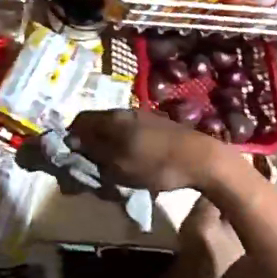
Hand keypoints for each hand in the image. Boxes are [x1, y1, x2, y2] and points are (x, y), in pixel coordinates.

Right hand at [68, 108, 241, 194]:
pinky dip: (125, 145)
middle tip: (91, 163)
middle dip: (90, 142)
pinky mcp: (159, 126)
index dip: (71, 137)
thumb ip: (92, 152)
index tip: (72, 156)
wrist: (205, 161)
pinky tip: (133, 161)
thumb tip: (72, 142)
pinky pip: (131, 133)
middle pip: (97, 124)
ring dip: (108, 144)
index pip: (79, 120)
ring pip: (115, 129)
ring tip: (113, 165)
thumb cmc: (156, 164)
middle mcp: (124, 112)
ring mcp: (144, 117)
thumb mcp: (118, 165)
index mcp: (111, 118)